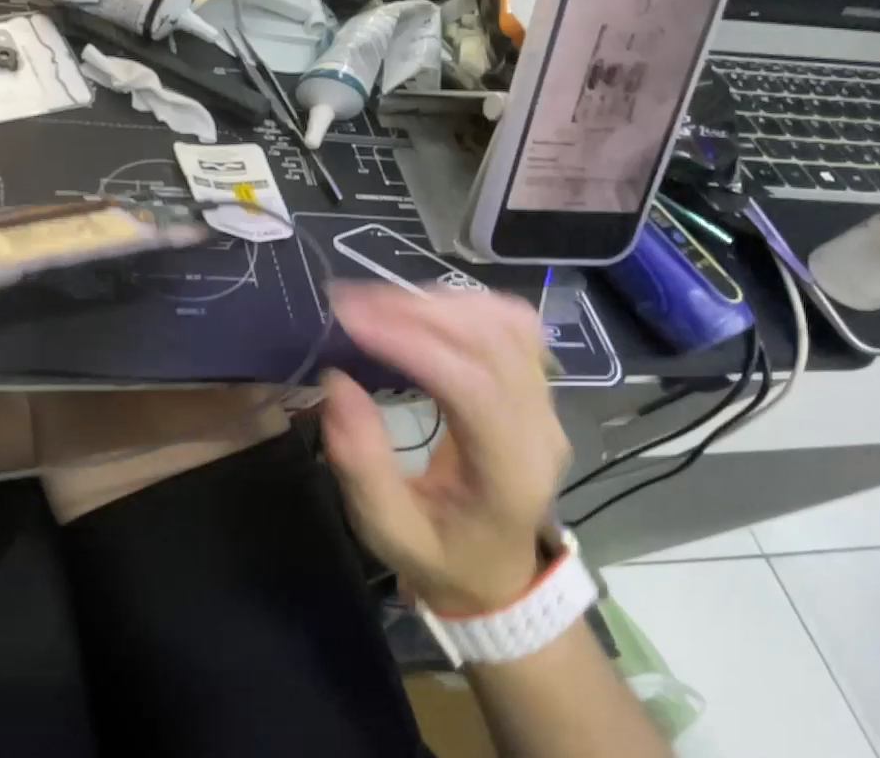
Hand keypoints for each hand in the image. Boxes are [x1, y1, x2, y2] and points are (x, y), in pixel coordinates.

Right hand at [319, 284, 569, 616]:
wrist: (497, 577)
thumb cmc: (440, 558)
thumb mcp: (388, 531)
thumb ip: (363, 464)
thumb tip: (336, 382)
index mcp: (509, 472)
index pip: (472, 388)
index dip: (412, 344)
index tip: (351, 322)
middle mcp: (539, 429)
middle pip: (494, 342)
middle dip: (417, 311)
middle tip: (349, 304)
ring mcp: (543, 405)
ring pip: (506, 325)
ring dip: (437, 302)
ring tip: (375, 303)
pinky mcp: (532, 390)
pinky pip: (509, 328)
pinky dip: (460, 306)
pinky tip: (417, 309)